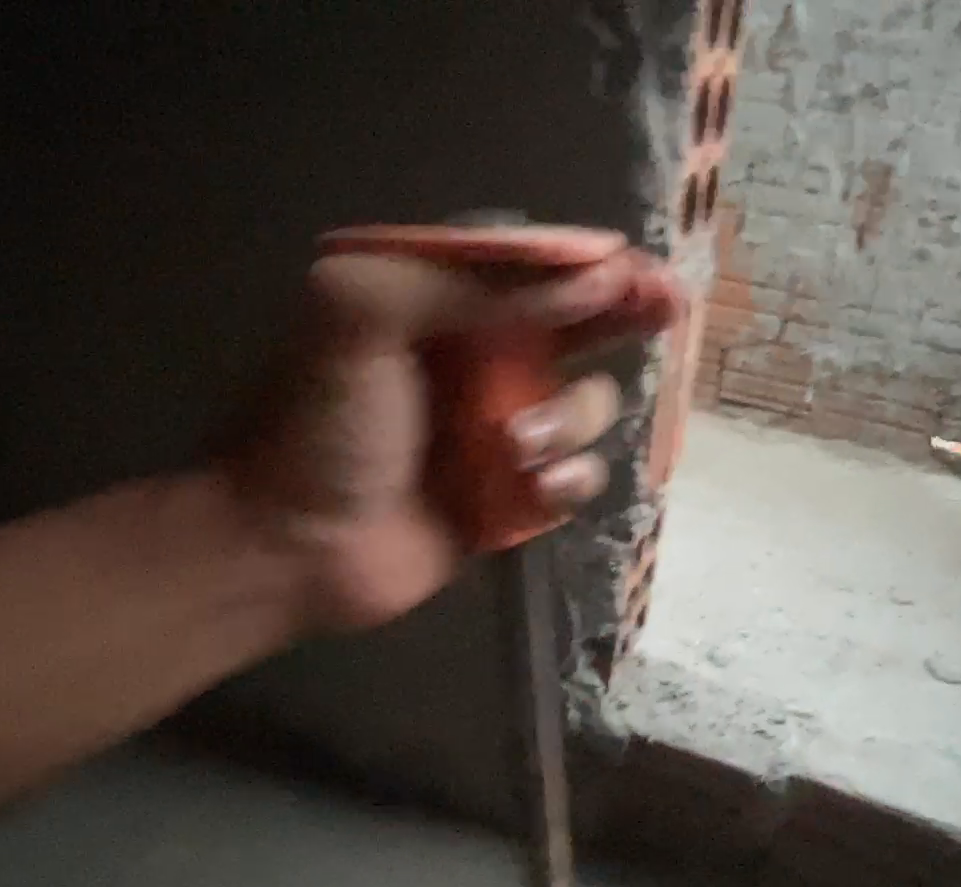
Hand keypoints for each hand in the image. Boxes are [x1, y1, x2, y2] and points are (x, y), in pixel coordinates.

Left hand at [221, 247, 678, 631]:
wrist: (292, 548)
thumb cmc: (318, 427)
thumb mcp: (358, 316)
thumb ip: (459, 283)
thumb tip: (579, 283)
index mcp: (438, 308)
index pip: (529, 269)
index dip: (586, 263)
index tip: (633, 269)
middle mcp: (478, 361)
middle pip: (578, 327)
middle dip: (626, 314)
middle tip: (668, 306)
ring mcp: (500, 432)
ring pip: (586, 406)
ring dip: (571, 417)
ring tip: (518, 442)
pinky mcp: (514, 498)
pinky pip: (575, 477)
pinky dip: (568, 480)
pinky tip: (535, 488)